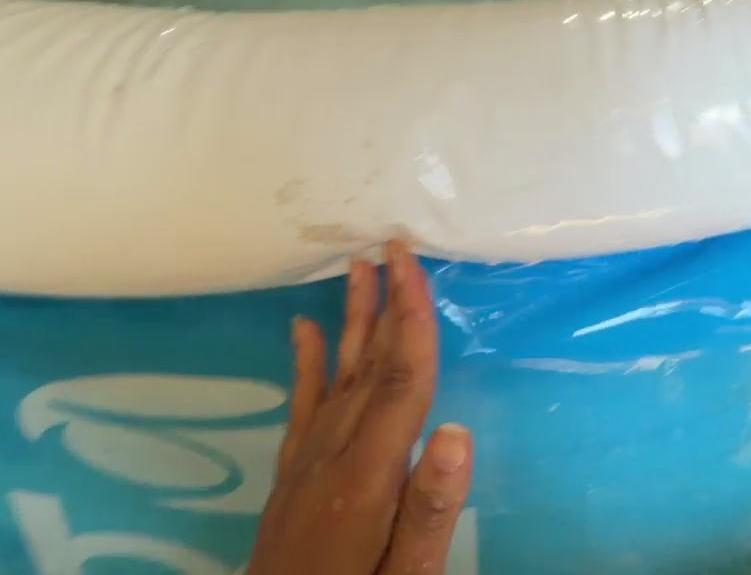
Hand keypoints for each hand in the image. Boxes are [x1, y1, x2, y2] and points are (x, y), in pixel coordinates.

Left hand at [248, 242, 472, 574]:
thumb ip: (432, 508)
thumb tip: (458, 430)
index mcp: (370, 474)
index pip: (400, 378)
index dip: (411, 316)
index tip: (413, 264)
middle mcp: (334, 454)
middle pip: (368, 362)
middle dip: (386, 299)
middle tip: (392, 243)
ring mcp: (308, 462)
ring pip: (337, 372)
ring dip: (351, 316)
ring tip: (357, 267)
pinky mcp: (293, 476)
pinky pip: (302, 406)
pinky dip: (306, 362)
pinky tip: (305, 329)